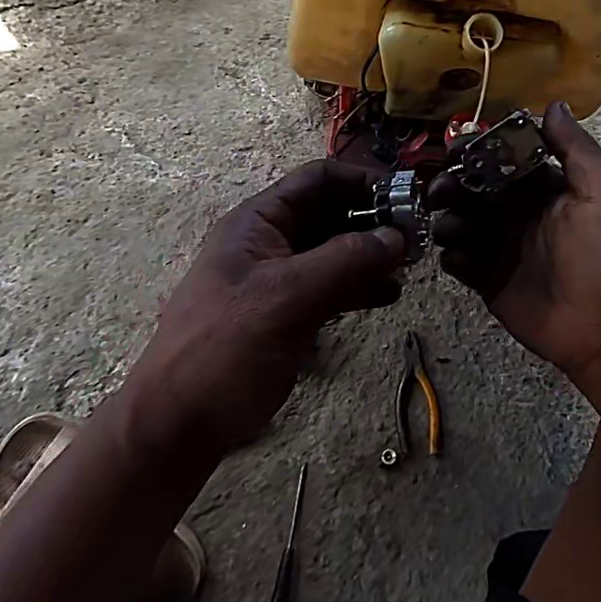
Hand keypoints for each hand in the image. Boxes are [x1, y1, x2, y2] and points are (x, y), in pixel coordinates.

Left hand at [126, 161, 404, 452]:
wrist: (183, 421)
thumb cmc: (225, 348)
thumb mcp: (285, 297)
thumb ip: (344, 261)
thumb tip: (397, 236)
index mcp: (258, 222)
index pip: (317, 180)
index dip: (362, 180)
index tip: (406, 197)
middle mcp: (272, 243)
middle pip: (332, 214)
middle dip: (374, 222)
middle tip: (417, 238)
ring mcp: (283, 280)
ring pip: (337, 253)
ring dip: (373, 256)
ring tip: (410, 268)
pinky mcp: (292, 314)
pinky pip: (334, 289)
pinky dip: (361, 287)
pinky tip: (389, 295)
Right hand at [429, 103, 600, 377]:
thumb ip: (578, 150)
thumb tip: (552, 105)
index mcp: (544, 188)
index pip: (502, 157)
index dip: (479, 149)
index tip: (458, 149)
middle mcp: (517, 211)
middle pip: (472, 186)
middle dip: (452, 183)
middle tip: (439, 191)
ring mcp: (499, 245)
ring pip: (458, 220)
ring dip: (447, 218)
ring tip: (450, 229)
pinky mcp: (485, 277)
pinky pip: (456, 258)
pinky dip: (451, 254)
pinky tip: (461, 260)